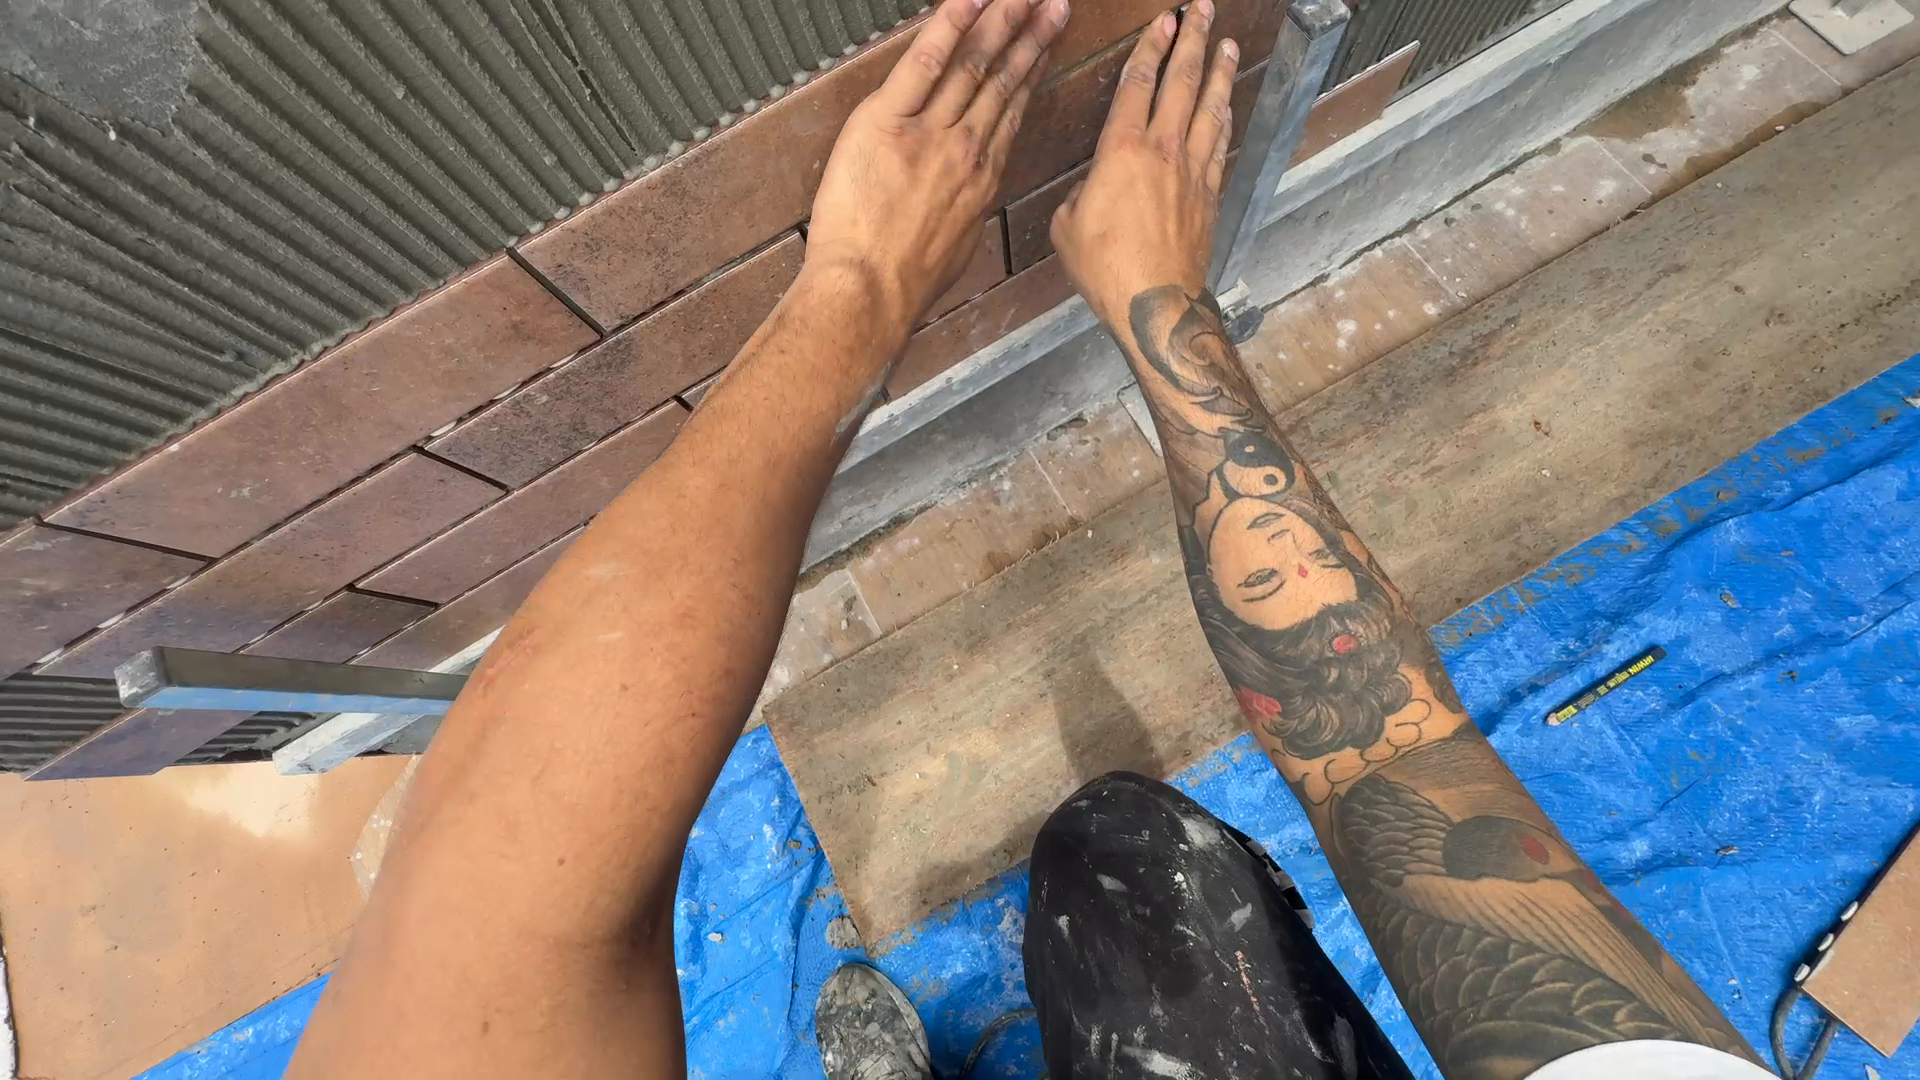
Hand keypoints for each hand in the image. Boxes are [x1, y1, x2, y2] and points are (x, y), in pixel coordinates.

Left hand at [806, 0, 1070, 336]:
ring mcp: (929, 134)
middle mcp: (965, 152)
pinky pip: (923, 62)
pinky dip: (947, 24)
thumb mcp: (955, 254)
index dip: (1029, 76)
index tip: (1043, 49)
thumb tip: (968, 205)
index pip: (1010, 115)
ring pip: (972, 65)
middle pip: (1002, 82)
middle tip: (1052, 3)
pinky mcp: (886, 124)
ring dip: (1001, 19)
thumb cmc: (907, 286)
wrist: (871, 293)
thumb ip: (966, 216)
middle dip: (1030, 36)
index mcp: (980, 184)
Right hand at [1050, 3, 1237, 328]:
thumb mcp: (1066, 228)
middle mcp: (1162, 150)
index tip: (1164, 20)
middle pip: (1183, 82)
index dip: (1151, 47)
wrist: (1152, 299)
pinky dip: (1224, 119)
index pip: (1138, 83)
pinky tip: (1226, 106)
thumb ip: (1078, 196)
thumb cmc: (1103, 267)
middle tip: (1204, 10)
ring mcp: (1191, 170)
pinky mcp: (1208, 195)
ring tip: (1227, 44)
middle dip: (1194, 41)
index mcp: (1121, 150)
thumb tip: (1091, 190)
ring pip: (1210, 108)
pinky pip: (1220, 145)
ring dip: (1219, 72)